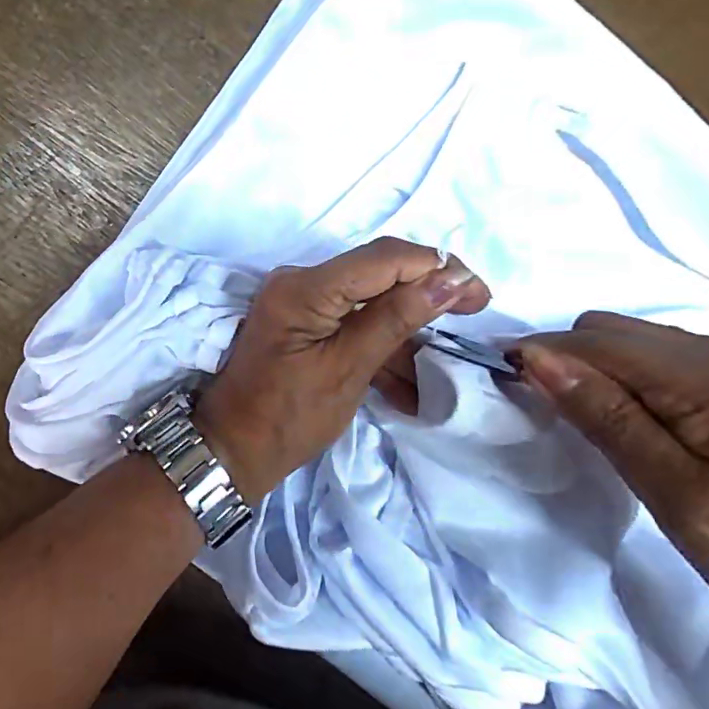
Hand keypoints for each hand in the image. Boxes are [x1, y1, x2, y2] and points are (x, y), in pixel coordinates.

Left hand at [195, 237, 489, 503]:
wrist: (231, 450)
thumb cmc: (288, 418)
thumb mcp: (349, 370)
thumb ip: (397, 318)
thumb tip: (450, 278)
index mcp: (305, 287)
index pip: (383, 258)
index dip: (435, 266)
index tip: (477, 291)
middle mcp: (300, 280)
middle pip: (379, 272)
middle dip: (427, 291)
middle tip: (474, 308)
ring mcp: (300, 299)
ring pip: (370, 299)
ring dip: (406, 328)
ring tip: (439, 364)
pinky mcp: (304, 320)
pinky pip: (352, 319)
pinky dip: (381, 343)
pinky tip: (408, 382)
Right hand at [517, 313, 708, 708]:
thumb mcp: (693, 508)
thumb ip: (614, 422)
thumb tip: (540, 358)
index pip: (607, 341)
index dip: (549, 356)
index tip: (507, 384)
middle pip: (632, 335)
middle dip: (581, 366)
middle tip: (560, 425)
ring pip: (661, 351)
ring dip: (619, 380)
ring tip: (607, 438)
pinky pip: (696, 371)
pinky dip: (658, 393)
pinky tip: (663, 438)